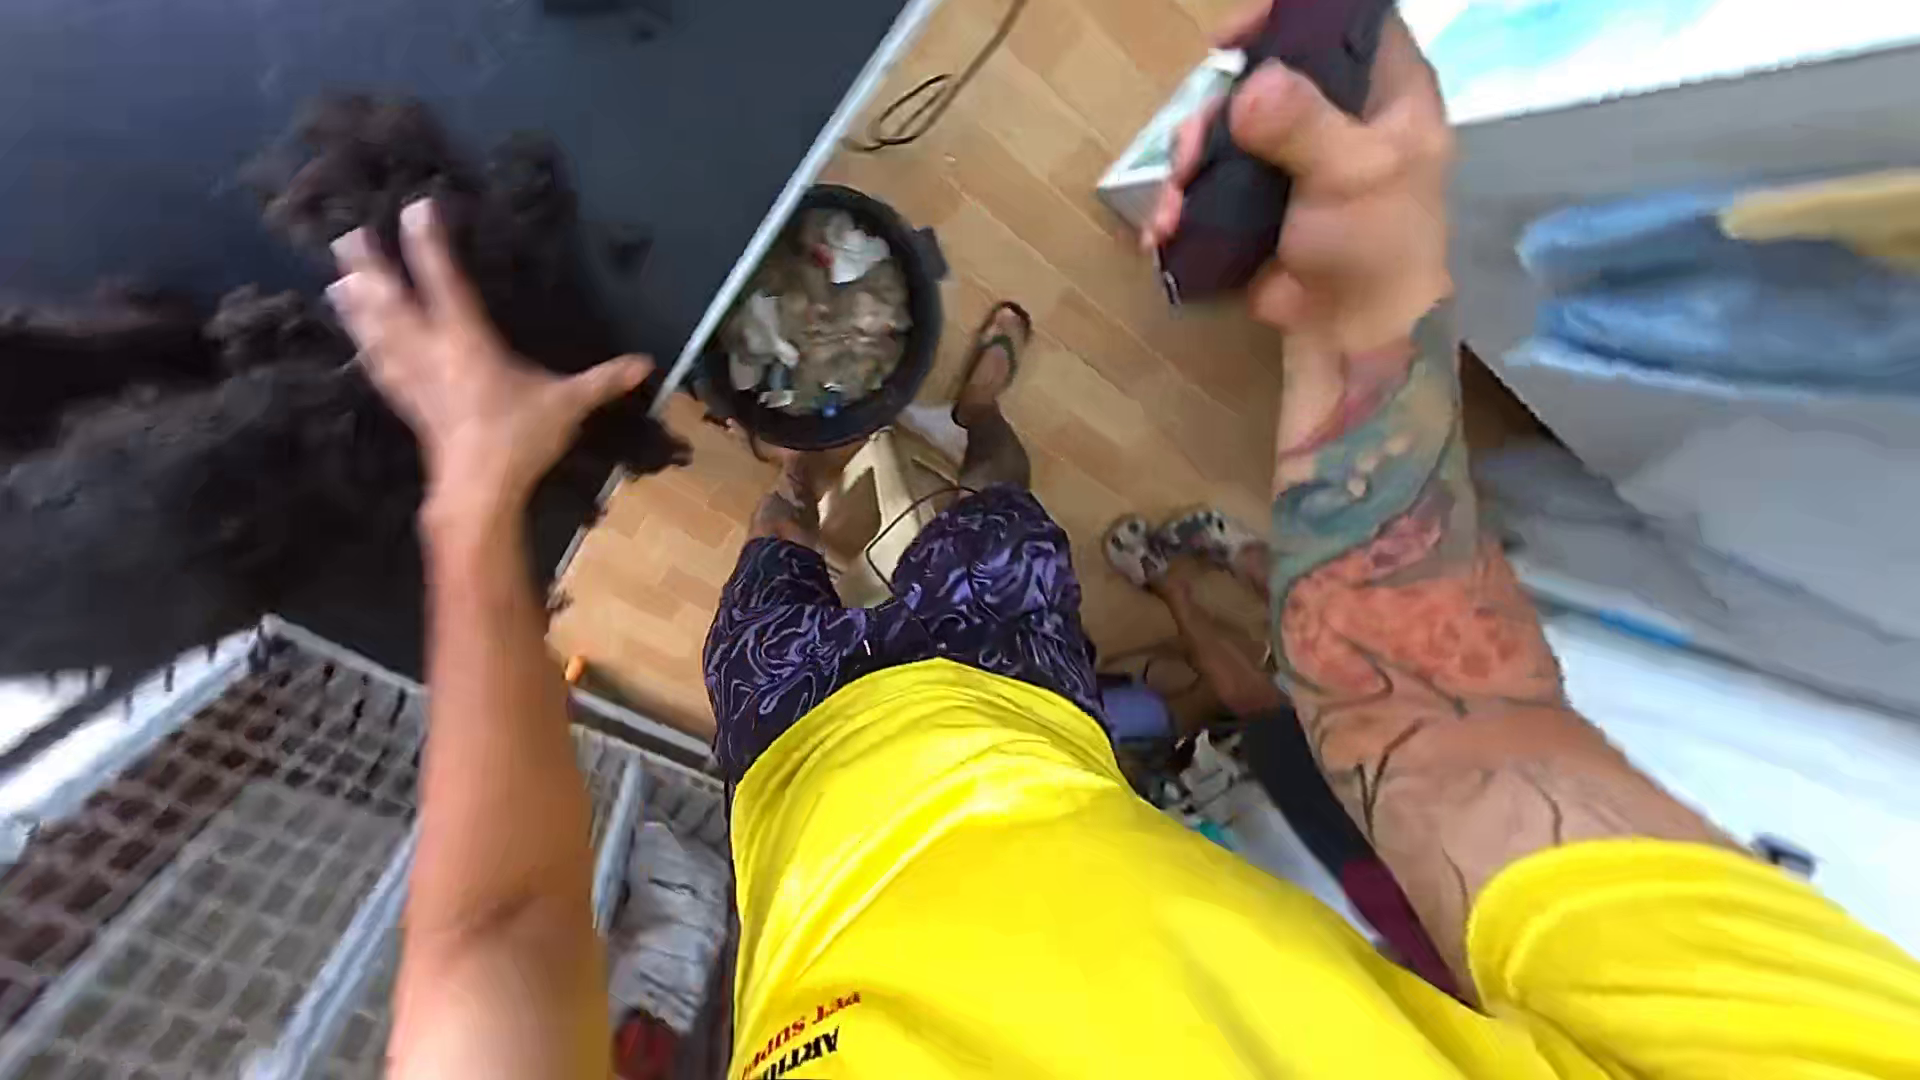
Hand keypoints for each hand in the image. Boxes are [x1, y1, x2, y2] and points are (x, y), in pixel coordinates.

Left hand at [327, 199, 650, 527]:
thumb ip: (604, 381)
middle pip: (392, 299)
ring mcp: (412, 375)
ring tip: (340, 277)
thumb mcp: (570, 404)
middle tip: (349, 234)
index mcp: (469, 341)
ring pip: (375, 328)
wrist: (479, 483)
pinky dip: (365, 345)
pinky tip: (358, 339)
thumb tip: (646, 363)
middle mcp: (431, 349)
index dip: (429, 242)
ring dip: (357, 301)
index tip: (417, 207)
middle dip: (372, 265)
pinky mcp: (406, 400)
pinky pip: (378, 364)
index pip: (445, 281)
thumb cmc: (522, 437)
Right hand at [1143, 10, 1453, 353]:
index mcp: (1377, 95)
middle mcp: (1326, 123)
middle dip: (1210, 119)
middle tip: (1187, 153)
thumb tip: (1248, 87)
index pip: (1338, 24)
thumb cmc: (1371, 245)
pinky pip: (1204, 197)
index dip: (1285, 18)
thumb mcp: (1352, 175)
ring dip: (1183, 174)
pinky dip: (1178, 213)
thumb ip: (1304, 125)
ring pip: (1220, 145)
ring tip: (1169, 212)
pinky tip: (1162, 236)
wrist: (1344, 327)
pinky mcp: (1247, 213)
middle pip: (1256, 89)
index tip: (1231, 36)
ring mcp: (1280, 171)